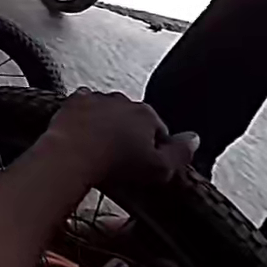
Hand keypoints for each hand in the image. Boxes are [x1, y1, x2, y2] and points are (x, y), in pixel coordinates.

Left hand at [40, 88, 196, 189]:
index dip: (154, 149)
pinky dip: (85, 115)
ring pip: (108, 110)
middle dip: (130, 134)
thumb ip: (180, 154)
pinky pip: (84, 105)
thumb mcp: (158, 169)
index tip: (143, 165)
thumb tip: (195, 138)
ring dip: (107, 123)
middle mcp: (123, 100)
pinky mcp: (73, 101)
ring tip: (100, 147)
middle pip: (133, 118)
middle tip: (120, 158)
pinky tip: (83, 131)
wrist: (71, 154)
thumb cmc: (115, 164)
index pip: (159, 131)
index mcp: (146, 114)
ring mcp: (97, 98)